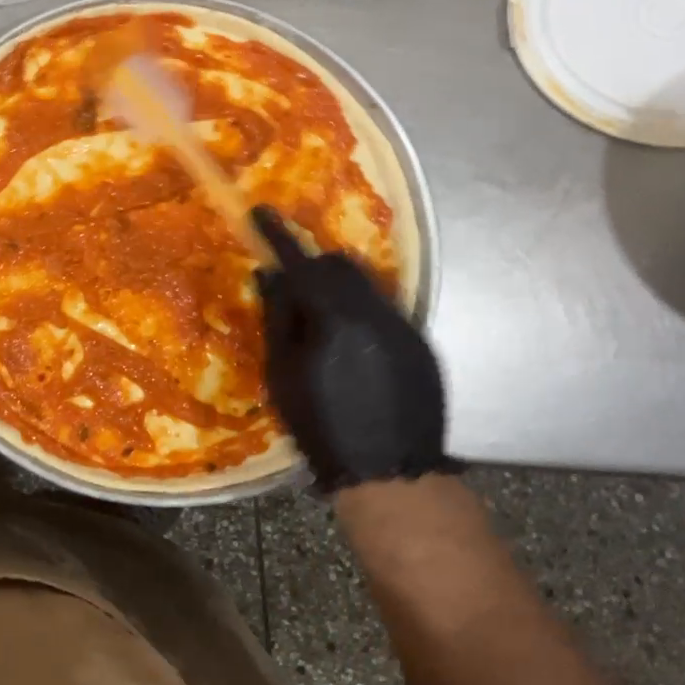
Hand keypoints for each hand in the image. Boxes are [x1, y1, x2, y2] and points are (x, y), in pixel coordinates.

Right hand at [253, 207, 457, 492]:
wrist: (390, 472)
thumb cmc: (320, 423)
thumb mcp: (284, 372)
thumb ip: (278, 317)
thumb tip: (270, 273)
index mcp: (337, 319)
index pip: (303, 263)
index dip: (279, 236)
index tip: (261, 213)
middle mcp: (378, 313)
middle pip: (341, 265)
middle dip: (312, 265)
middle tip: (289, 284)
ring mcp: (407, 328)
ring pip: (367, 286)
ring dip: (338, 289)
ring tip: (319, 319)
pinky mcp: (422, 346)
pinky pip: (386, 310)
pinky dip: (360, 313)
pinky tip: (349, 346)